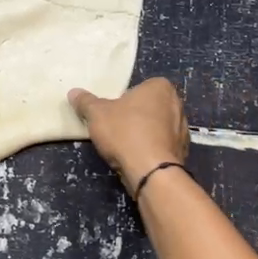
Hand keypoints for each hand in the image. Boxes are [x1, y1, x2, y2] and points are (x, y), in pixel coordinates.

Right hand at [69, 77, 189, 196]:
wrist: (151, 171)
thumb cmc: (125, 133)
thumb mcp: (97, 114)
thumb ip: (86, 102)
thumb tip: (74, 92)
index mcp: (160, 87)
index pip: (139, 88)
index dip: (125, 100)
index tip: (113, 113)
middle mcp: (177, 103)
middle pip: (149, 107)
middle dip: (136, 116)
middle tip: (117, 129)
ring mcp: (184, 128)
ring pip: (158, 127)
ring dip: (145, 134)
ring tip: (126, 147)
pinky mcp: (184, 150)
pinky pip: (164, 145)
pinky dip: (153, 150)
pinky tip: (139, 158)